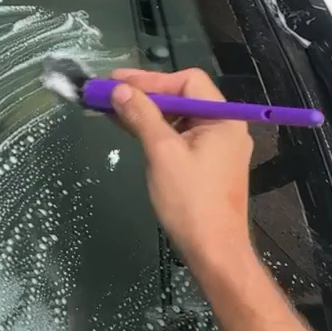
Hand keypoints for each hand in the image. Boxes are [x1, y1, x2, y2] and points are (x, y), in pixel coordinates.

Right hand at [108, 68, 256, 270]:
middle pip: (181, 96)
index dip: (151, 79)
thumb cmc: (190, 200)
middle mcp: (223, 127)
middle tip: (108, 92)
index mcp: (222, 119)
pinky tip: (126, 125)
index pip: (187, 81)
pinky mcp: (203, 162)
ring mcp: (214, 146)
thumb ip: (142, 116)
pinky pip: (175, 134)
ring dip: (144, 110)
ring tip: (110, 107)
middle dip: (144, 92)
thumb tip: (119, 90)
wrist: (213, 251)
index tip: (117, 82)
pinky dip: (151, 128)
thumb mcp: (162, 152)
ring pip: (175, 115)